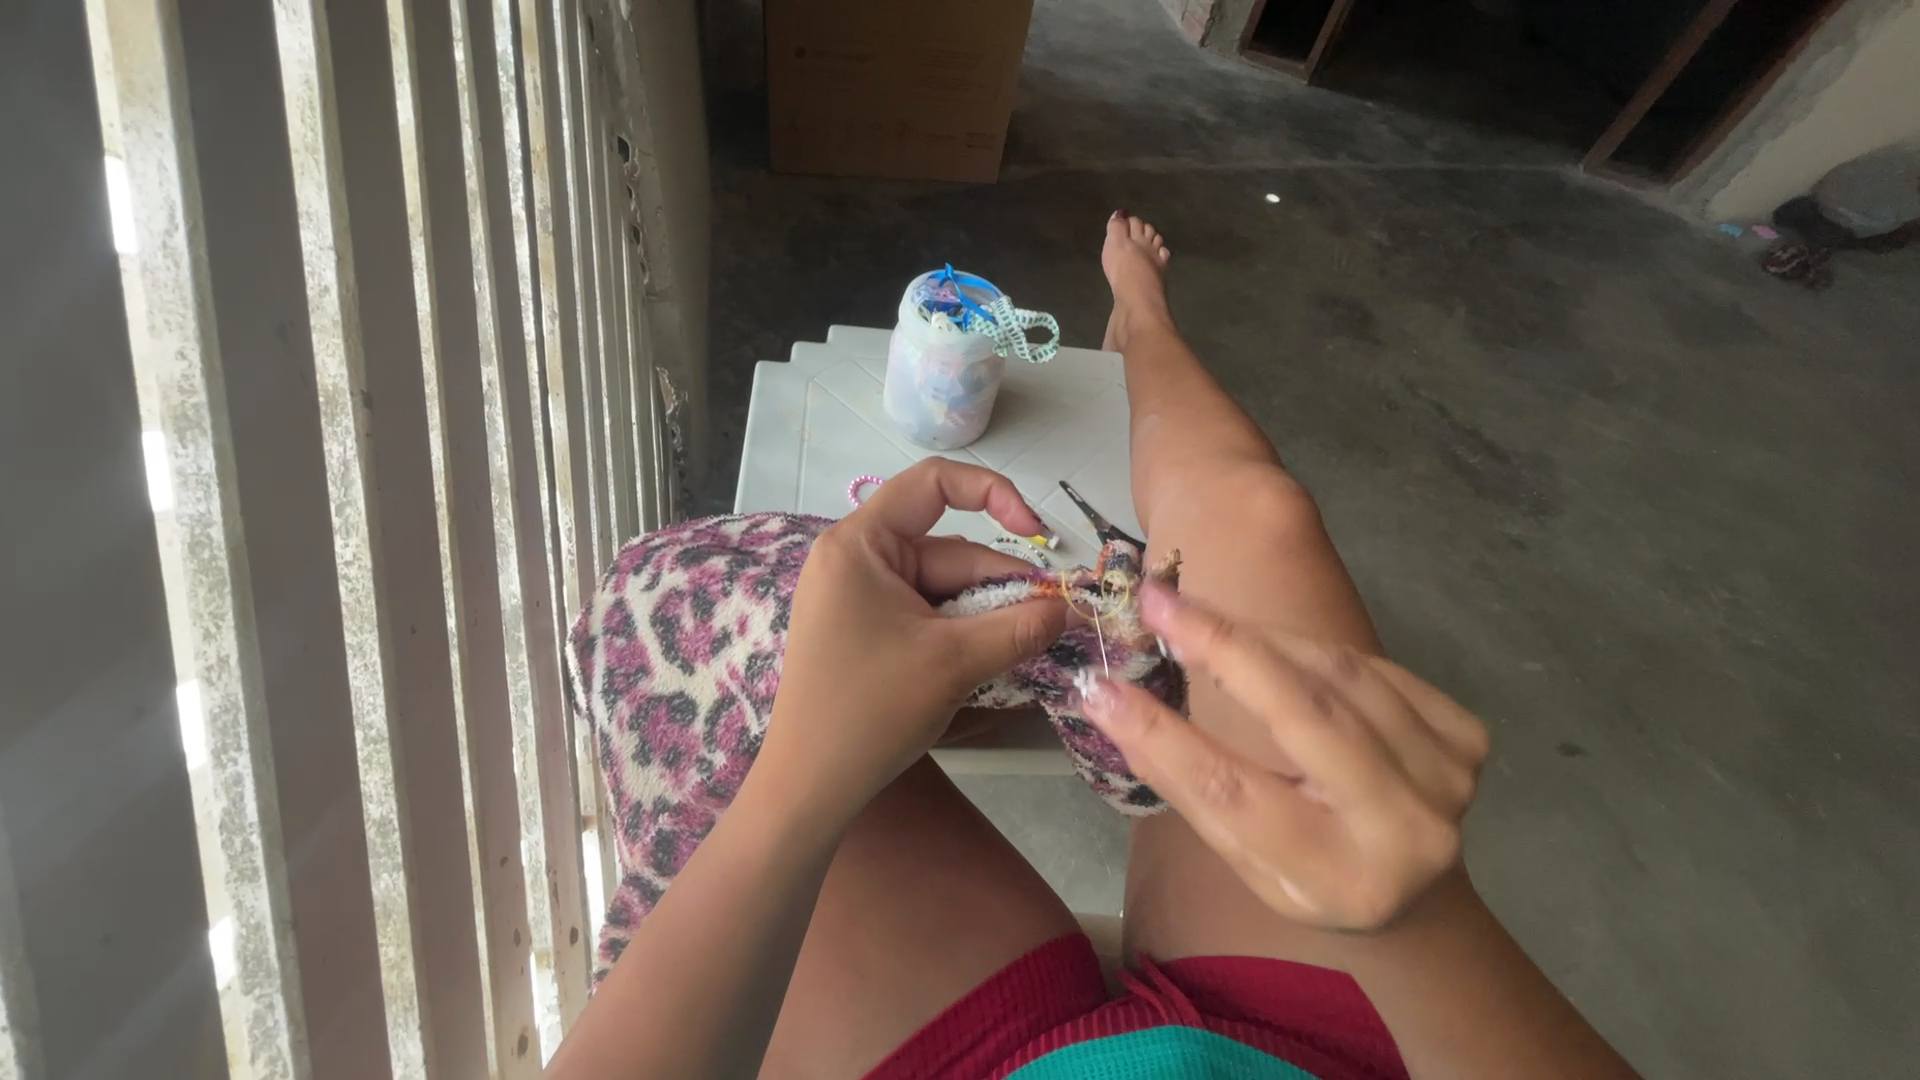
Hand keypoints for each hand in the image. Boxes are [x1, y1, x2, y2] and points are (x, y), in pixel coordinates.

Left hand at [759, 459, 1069, 818]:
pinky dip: (959, 628)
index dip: (994, 493)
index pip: (934, 483)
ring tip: (1024, 642)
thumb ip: (1020, 626)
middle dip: (999, 582)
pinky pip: (924, 611)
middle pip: (946, 548)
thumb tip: (1070, 608)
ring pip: (941, 586)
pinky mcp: (863, 627)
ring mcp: (857, 595)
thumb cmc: (871, 712)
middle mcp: (855, 558)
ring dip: (984, 610)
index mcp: (861, 544)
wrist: (809, 788)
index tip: (1035, 531)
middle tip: (1051, 617)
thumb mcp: (955, 662)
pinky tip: (988, 654)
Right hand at [1079, 583, 1488, 930]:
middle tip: (1157, 601)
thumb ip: (1177, 775)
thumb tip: (1103, 697)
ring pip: (1337, 673)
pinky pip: (1367, 664)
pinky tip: (1268, 646)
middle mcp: (1409, 830)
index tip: (1100, 685)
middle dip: (1221, 644)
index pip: (1233, 793)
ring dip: (1258, 635)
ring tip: (1196, 616)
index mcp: (1338, 877)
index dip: (1161, 733)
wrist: (1410, 885)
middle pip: (1303, 714)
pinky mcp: (1466, 734)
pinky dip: (1305, 645)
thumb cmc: (1301, 869)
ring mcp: (1449, 776)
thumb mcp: (1234, 850)